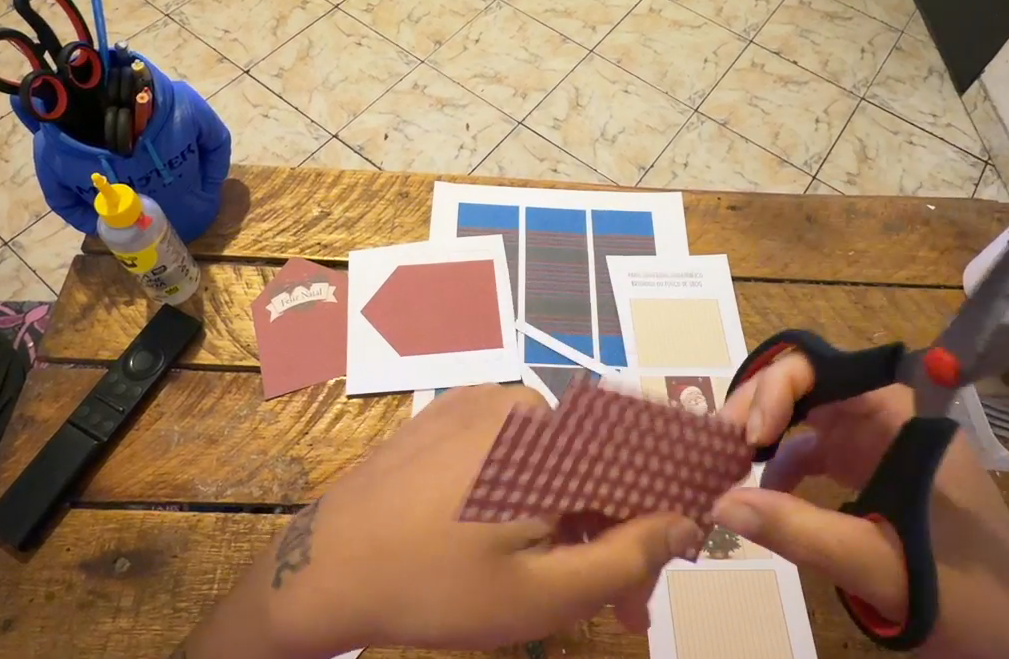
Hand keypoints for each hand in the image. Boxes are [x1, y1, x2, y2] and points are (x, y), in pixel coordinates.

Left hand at [180, 383, 701, 658]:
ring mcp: (481, 399)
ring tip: (561, 579)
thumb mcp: (541, 593)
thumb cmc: (435, 585)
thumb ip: (624, 555)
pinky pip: (517, 442)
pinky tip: (520, 536)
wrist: (325, 564)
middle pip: (594, 464)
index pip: (636, 466)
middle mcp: (521, 399)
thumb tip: (683, 519)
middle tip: (615, 609)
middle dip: (612, 535)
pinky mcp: (452, 409)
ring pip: (557, 456)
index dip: (659, 522)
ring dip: (573, 515)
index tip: (653, 582)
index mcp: (548, 436)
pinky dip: (534, 488)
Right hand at [713, 352, 1008, 658]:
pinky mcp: (874, 473)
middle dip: (758, 407)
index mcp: (902, 416)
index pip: (823, 366)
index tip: (747, 437)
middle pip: (808, 384)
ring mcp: (881, 443)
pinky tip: (763, 498)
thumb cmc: (969, 600)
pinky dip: (784, 467)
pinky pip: (816, 451)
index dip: (775, 388)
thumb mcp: (880, 566)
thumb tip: (718, 501)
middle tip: (718, 445)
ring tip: (727, 465)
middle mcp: (889, 416)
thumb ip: (800, 531)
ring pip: (806, 415)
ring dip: (765, 434)